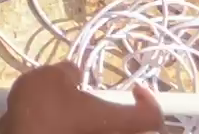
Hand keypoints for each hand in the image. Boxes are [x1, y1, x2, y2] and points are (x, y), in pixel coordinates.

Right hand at [0, 62, 161, 133]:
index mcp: (120, 120)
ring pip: (111, 131)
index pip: (152, 115)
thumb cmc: (46, 108)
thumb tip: (76, 72)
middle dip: (125, 116)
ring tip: (79, 110)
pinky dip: (85, 130)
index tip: (135, 88)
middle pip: (137, 130)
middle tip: (105, 101)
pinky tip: (64, 122)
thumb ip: (68, 71)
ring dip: (102, 123)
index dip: (149, 101)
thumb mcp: (51, 76)